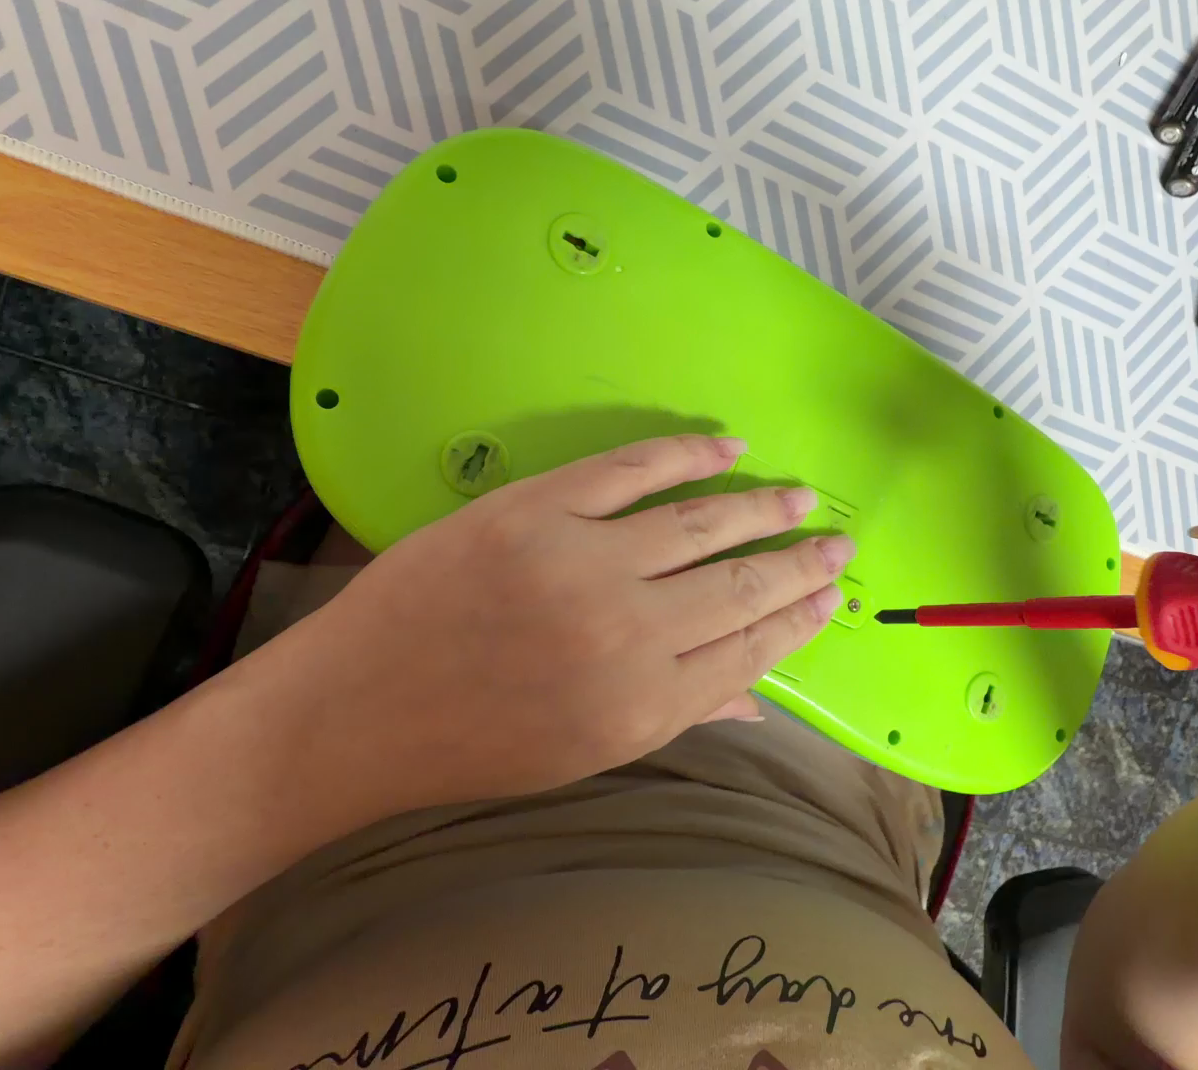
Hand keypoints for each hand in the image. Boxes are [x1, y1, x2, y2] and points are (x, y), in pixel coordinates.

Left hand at [222, 434, 849, 828]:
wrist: (358, 710)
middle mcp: (631, 636)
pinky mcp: (536, 510)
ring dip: (764, 508)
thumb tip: (759, 706)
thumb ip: (678, 716)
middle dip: (801, 563)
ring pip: (704, 524)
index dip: (798, 620)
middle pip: (743, 586)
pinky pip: (634, 470)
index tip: (830, 596)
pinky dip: (689, 453)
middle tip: (839, 542)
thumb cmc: (474, 742)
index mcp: (645, 707)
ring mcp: (584, 564)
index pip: (750, 651)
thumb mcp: (585, 752)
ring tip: (800, 498)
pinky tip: (728, 446)